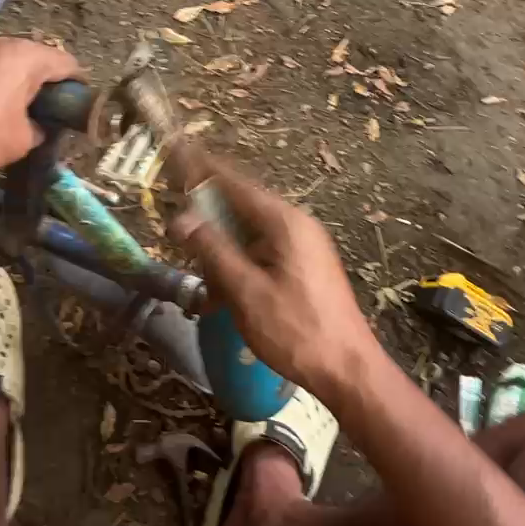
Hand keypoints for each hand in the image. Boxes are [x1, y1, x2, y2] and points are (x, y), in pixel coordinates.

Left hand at [0, 36, 81, 175]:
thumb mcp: (22, 141)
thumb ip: (37, 128)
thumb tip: (36, 126)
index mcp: (26, 57)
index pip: (66, 62)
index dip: (76, 82)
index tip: (78, 100)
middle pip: (31, 56)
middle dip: (41, 78)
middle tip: (46, 105)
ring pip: (0, 57)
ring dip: (9, 76)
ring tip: (11, 103)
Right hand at [168, 148, 382, 401]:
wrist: (349, 371)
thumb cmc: (296, 331)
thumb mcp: (246, 291)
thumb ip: (212, 250)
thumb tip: (181, 219)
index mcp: (283, 221)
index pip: (234, 183)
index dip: (201, 169)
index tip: (175, 153)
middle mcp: (295, 224)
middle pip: (240, 207)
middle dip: (206, 220)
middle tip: (177, 233)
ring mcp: (301, 245)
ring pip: (248, 235)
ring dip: (221, 253)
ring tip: (203, 287)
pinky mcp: (302, 266)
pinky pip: (261, 253)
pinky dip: (238, 267)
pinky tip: (222, 298)